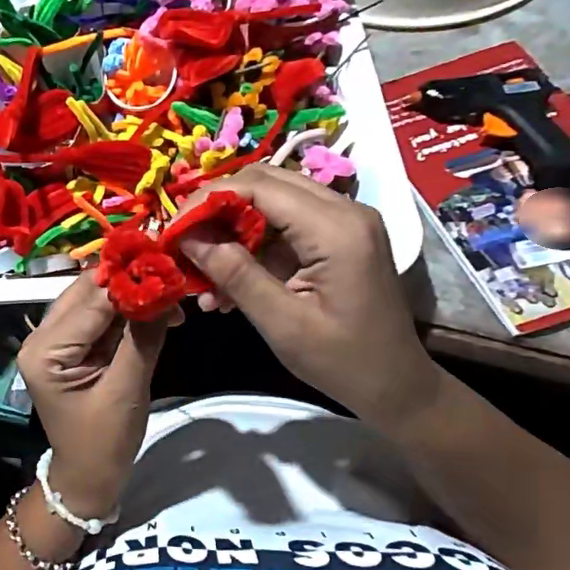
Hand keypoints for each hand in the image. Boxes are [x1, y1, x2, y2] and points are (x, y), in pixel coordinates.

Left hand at [16, 273, 175, 514]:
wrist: (88, 478)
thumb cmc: (103, 442)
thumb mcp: (126, 390)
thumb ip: (143, 338)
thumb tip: (165, 292)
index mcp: (45, 350)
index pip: (91, 301)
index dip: (129, 281)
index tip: (168, 266)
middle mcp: (43, 337)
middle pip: (89, 292)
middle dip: (130, 282)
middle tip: (172, 277)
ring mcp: (57, 341)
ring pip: (97, 301)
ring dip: (133, 296)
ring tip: (171, 297)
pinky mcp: (74, 347)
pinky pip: (102, 319)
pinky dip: (129, 313)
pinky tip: (158, 312)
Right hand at [175, 164, 439, 421]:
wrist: (396, 385)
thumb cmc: (343, 361)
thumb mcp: (282, 323)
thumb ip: (235, 275)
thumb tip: (188, 239)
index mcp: (336, 228)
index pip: (259, 186)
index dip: (209, 200)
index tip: (174, 230)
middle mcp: (345, 210)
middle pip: (266, 184)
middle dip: (218, 211)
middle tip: (183, 244)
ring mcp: (346, 221)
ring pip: (273, 204)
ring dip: (234, 232)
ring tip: (202, 276)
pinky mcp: (341, 238)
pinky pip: (287, 228)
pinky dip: (255, 249)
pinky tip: (229, 286)